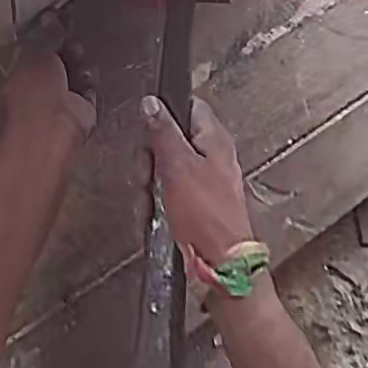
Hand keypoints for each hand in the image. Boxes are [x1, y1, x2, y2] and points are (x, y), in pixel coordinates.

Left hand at [2, 10, 95, 141]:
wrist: (53, 129)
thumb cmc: (36, 91)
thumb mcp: (39, 53)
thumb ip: (46, 35)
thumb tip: (48, 17)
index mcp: (20, 72)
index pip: (33, 49)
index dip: (45, 35)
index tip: (58, 21)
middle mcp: (36, 88)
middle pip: (54, 63)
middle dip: (65, 50)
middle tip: (73, 38)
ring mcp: (58, 103)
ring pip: (71, 78)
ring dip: (78, 67)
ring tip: (82, 56)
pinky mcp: (79, 115)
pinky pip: (86, 94)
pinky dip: (90, 86)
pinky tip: (91, 75)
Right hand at [142, 95, 253, 265]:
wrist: (221, 265)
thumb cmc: (204, 213)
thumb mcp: (177, 165)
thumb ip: (162, 130)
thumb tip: (150, 101)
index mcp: (214, 138)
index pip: (189, 105)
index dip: (165, 110)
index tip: (147, 125)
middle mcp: (212, 154)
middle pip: (171, 135)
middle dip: (150, 153)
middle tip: (146, 170)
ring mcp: (204, 177)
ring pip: (165, 163)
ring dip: (149, 178)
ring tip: (148, 195)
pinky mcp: (196, 199)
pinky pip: (168, 187)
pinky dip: (157, 196)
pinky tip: (152, 208)